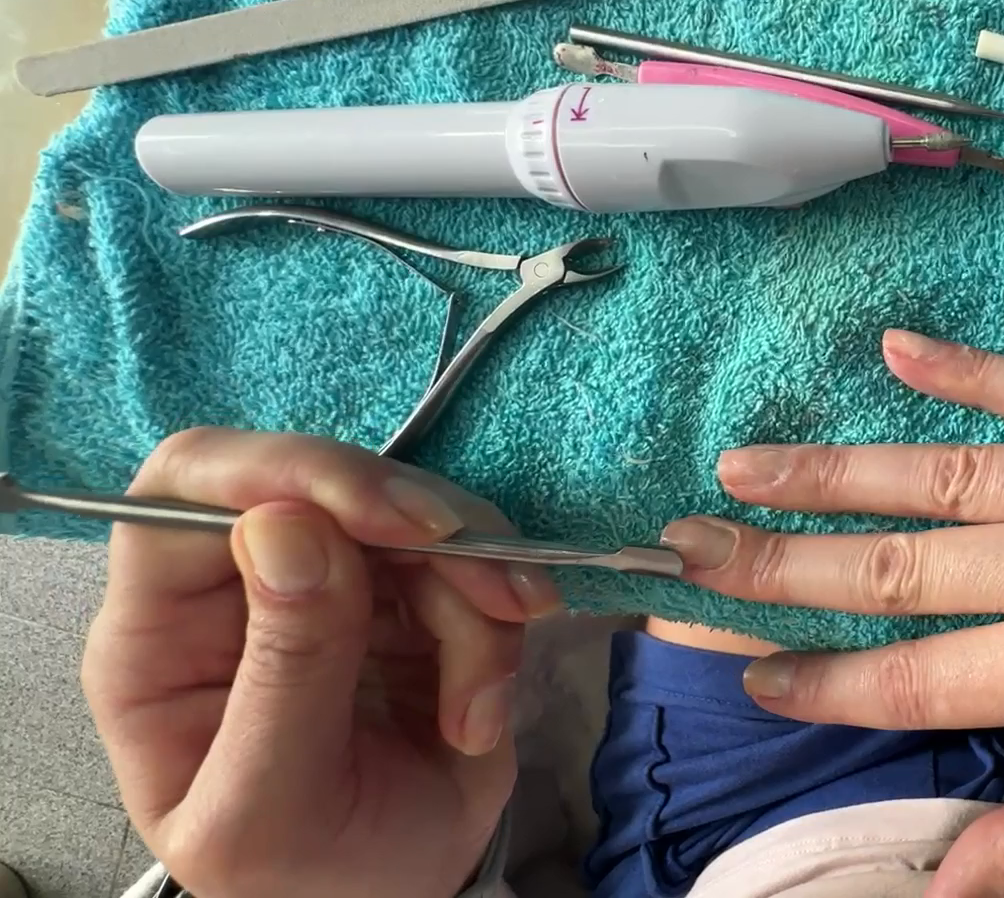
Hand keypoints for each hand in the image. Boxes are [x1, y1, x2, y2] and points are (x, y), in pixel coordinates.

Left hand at [83, 430, 562, 897]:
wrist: (406, 884)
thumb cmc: (307, 871)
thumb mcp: (274, 801)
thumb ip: (284, 666)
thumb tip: (283, 524)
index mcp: (167, 632)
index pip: (198, 487)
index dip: (300, 476)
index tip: (404, 522)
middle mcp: (257, 584)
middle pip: (353, 491)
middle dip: (442, 545)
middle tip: (503, 607)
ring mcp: (352, 582)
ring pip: (441, 527)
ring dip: (485, 606)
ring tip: (481, 705)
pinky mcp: (430, 592)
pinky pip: (488, 564)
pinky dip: (507, 624)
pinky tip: (489, 701)